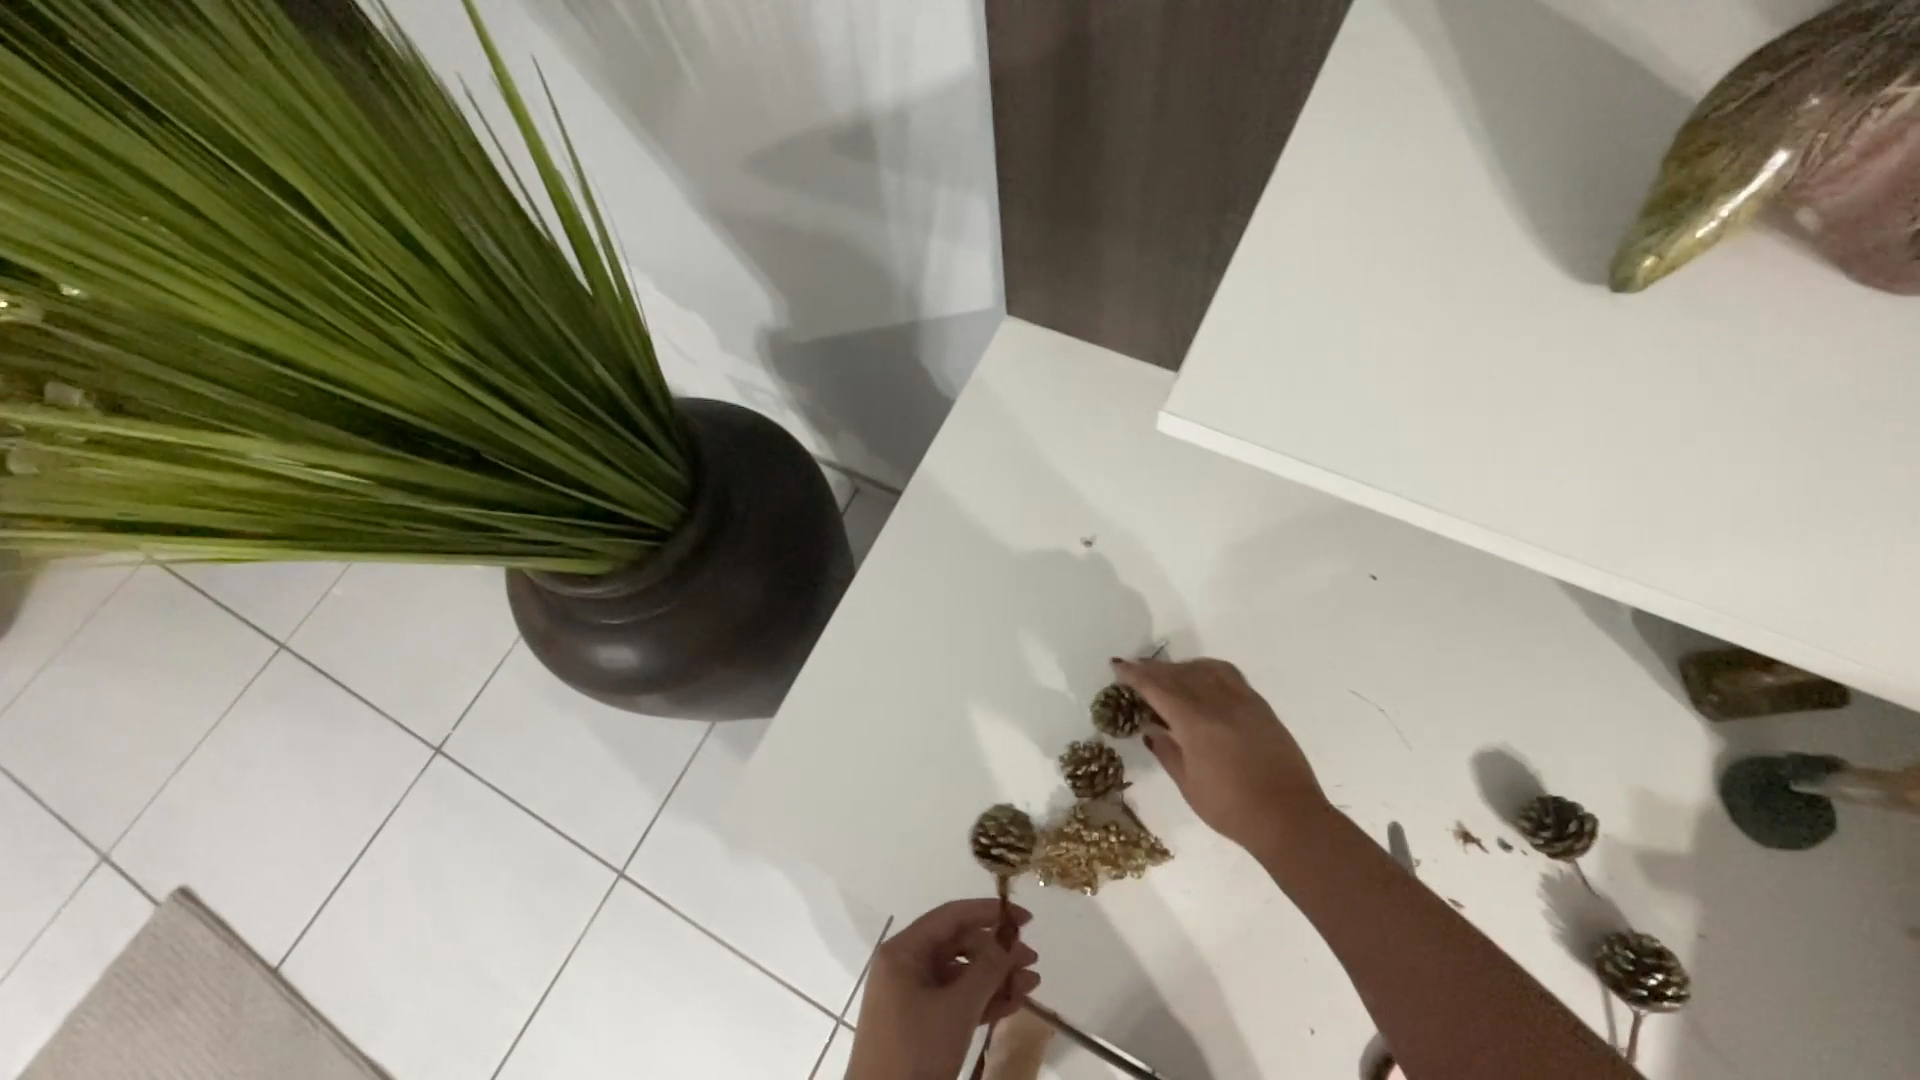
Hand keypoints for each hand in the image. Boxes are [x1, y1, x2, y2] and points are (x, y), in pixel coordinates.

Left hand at [846, 899, 1040, 1079]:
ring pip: (960, 974)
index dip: (989, 913)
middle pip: (958, 944)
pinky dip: (984, 999)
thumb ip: (987, 969)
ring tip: (1031, 984)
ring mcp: (911, 995)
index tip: (1025, 919)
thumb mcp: (957, 1008)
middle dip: (996, 951)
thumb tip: (1008, 942)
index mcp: (903, 951)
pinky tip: (1014, 1002)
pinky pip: (956, 999)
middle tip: (1032, 960)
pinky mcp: (920, 1022)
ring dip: (996, 977)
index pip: (950, 916)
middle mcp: (905, 966)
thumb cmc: (915, 1051)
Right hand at [1115, 657, 1330, 850]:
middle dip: (1154, 670)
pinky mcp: (1261, 707)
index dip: (1135, 676)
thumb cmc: (1232, 809)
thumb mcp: (1189, 785)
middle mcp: (1219, 704)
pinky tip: (1202, 680)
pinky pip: (1229, 676)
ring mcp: (1244, 702)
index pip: (1158, 689)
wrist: (1288, 818)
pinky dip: (1208, 670)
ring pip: (1206, 669)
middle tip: (1135, 669)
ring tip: (1168, 674)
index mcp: (1196, 724)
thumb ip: (1168, 752)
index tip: (1117, 666)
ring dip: (1182, 667)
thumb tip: (1152, 730)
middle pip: (1180, 675)